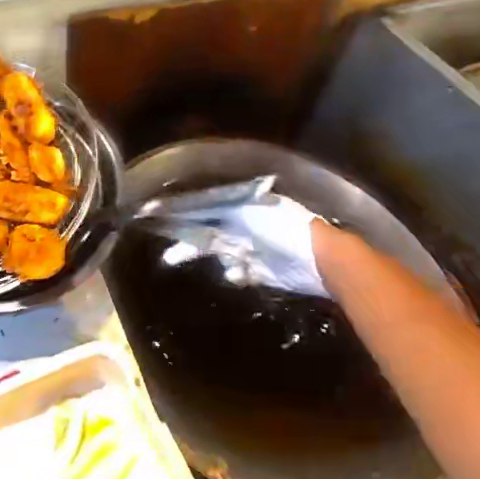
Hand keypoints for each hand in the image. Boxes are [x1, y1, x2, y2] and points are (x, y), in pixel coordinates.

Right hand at [139, 179, 326, 295]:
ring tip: (196, 265)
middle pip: (210, 231)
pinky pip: (239, 272)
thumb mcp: (246, 211)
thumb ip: (219, 210)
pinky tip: (235, 274)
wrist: (317, 258)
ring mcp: (253, 247)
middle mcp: (245, 223)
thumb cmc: (282, 227)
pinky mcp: (261, 270)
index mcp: (242, 203)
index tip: (162, 217)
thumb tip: (192, 205)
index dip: (185, 212)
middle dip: (190, 241)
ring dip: (211, 258)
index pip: (207, 206)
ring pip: (221, 253)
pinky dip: (234, 273)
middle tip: (169, 254)